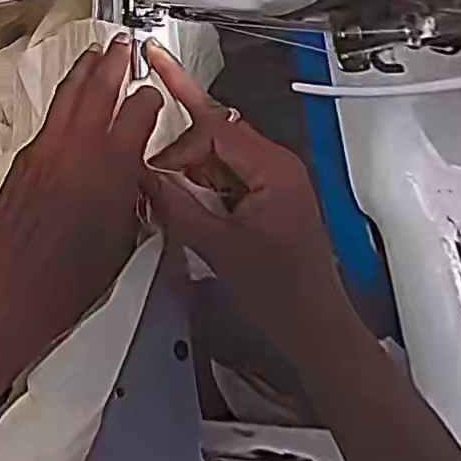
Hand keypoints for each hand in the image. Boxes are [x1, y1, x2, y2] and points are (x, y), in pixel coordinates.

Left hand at [0, 36, 160, 395]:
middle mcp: (81, 149)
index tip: (154, 94)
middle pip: (101, 87)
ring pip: (71, 93)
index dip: (151, 99)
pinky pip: (52, 113)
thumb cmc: (66, 281)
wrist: (8, 291)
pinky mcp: (28, 156)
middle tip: (123, 44)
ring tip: (96, 52)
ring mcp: (50, 147)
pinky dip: (65, 94)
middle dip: (116, 61)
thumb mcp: (122, 241)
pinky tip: (70, 93)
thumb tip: (136, 178)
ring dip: (86, 68)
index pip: (139, 113)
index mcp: (113, 168)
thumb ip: (132, 198)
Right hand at [141, 42, 355, 355]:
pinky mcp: (261, 196)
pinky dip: (197, 182)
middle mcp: (274, 164)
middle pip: (215, 134)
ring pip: (216, 154)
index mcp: (273, 167)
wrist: (314, 330)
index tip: (150, 166)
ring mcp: (269, 180)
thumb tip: (146, 178)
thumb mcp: (220, 248)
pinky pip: (222, 175)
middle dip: (179, 148)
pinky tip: (178, 195)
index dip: (178, 147)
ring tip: (159, 181)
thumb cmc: (285, 295)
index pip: (216, 130)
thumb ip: (178, 207)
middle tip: (148, 152)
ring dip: (187, 166)